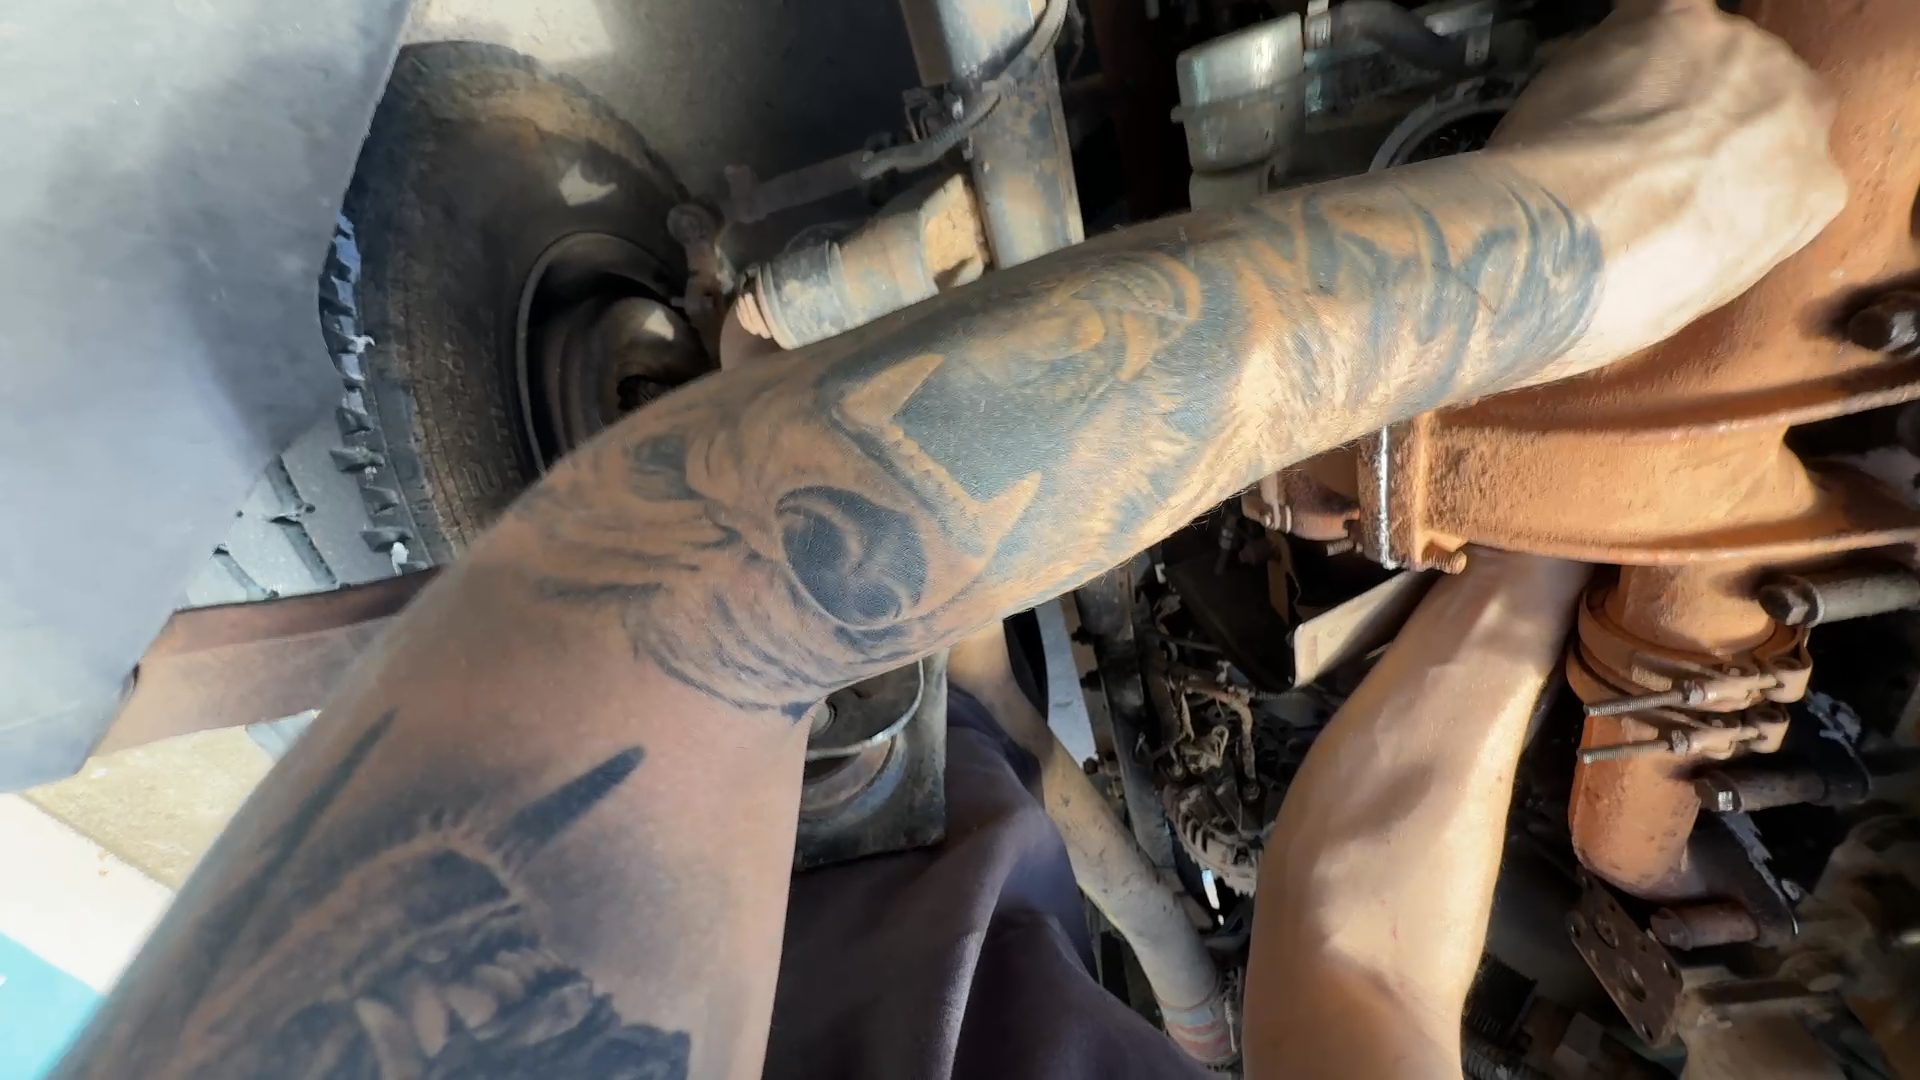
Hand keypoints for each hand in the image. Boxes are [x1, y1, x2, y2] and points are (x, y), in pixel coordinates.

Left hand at [1487, 0, 1844, 376]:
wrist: (1582, 249)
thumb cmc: (1613, 301)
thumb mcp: (1669, 306)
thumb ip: (1677, 264)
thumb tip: (1631, 274)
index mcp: (1801, 198)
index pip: (1760, 174)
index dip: (1695, 185)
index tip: (1648, 202)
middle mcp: (1795, 113)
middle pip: (1736, 109)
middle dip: (1668, 135)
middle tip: (1598, 169)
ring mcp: (1740, 60)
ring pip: (1687, 65)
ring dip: (1631, 94)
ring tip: (1565, 140)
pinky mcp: (1672, 25)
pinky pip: (1656, 9)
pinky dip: (1627, 29)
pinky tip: (1601, 48)